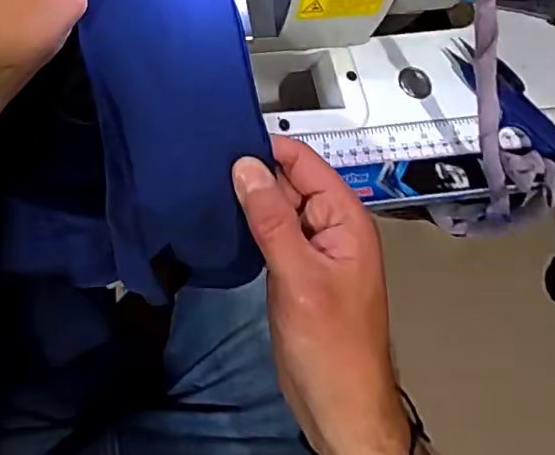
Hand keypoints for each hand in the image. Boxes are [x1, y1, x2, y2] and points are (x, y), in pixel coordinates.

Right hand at [234, 136, 411, 454]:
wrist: (338, 412)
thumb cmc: (331, 346)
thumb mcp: (298, 276)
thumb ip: (271, 218)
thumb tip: (245, 166)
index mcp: (344, 217)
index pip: (304, 161)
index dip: (268, 148)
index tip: (226, 142)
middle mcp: (330, 225)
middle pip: (289, 179)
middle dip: (254, 171)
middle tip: (210, 164)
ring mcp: (311, 246)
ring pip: (277, 204)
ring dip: (250, 196)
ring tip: (210, 185)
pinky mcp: (295, 266)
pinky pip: (272, 229)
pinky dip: (251, 222)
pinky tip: (225, 218)